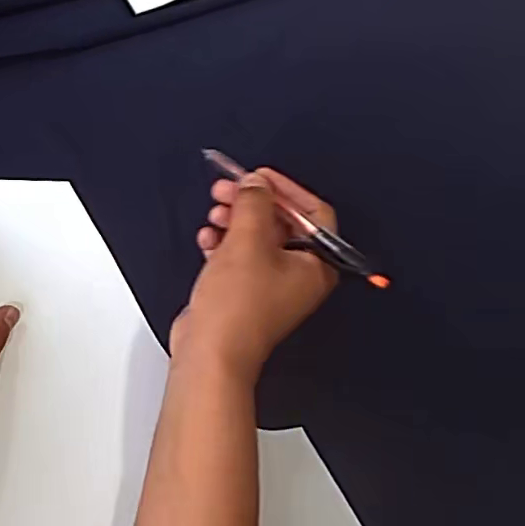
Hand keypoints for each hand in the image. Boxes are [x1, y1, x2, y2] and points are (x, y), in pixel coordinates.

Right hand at [172, 167, 337, 379]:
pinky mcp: (242, 293)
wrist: (210, 349)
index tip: (258, 176)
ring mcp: (269, 285)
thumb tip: (255, 183)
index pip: (312, 213)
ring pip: (255, 239)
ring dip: (233, 221)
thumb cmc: (237, 311)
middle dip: (252, 204)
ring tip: (215, 213)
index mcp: (316, 264)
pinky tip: (208, 239)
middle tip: (228, 189)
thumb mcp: (247, 243)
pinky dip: (222, 243)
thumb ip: (253, 204)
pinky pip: (236, 257)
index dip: (285, 189)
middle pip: (280, 224)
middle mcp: (298, 275)